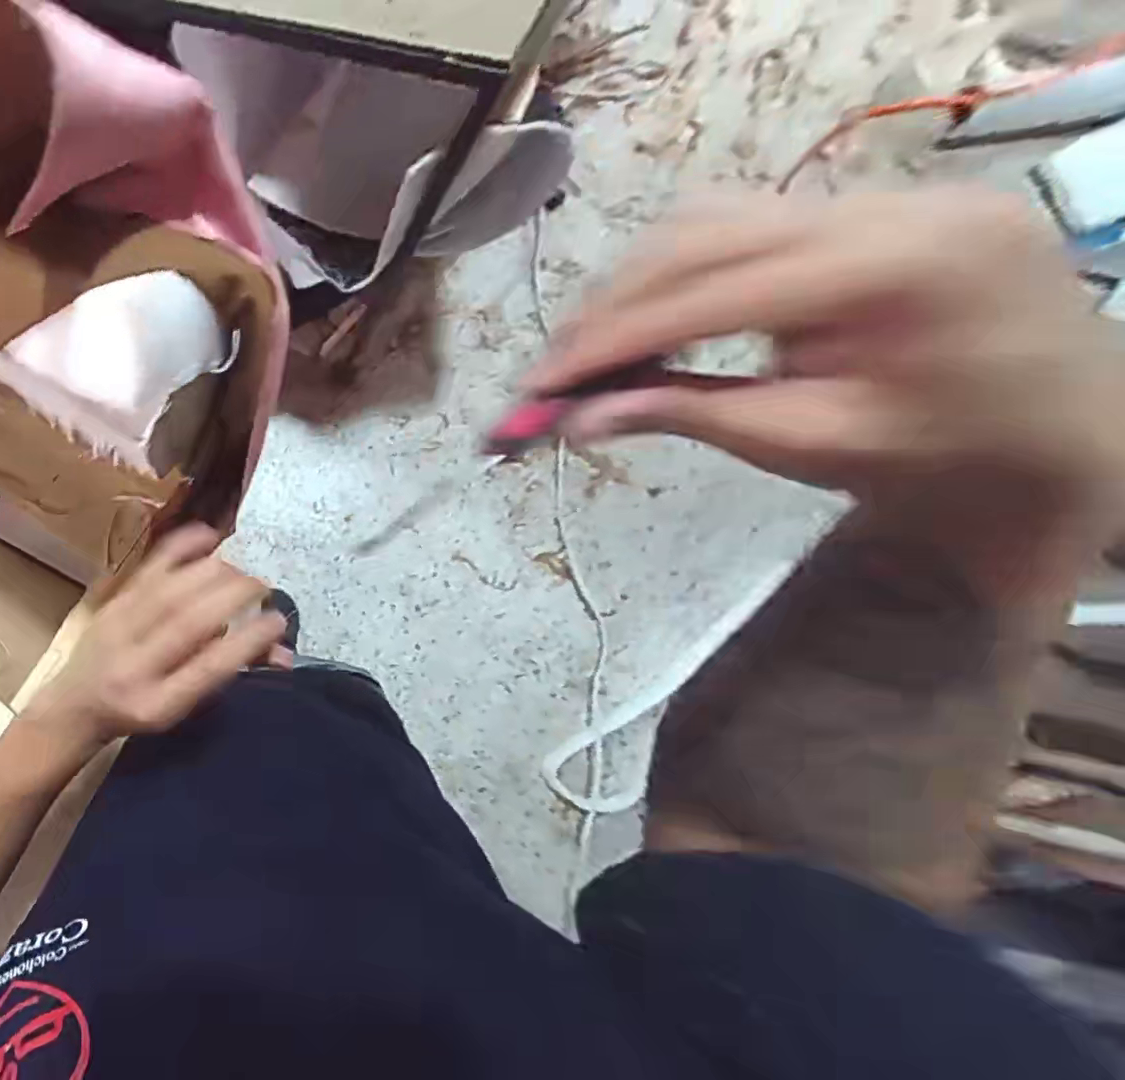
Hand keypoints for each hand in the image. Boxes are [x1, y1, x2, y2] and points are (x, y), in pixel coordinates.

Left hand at [21, 524, 286, 742]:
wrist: (76, 705)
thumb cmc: (141, 709)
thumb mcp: (183, 708)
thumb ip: (229, 675)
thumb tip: (281, 652)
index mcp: (158, 703)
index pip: (209, 668)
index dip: (248, 641)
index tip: (278, 620)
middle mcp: (135, 667)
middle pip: (187, 622)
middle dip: (233, 596)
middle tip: (263, 586)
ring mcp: (117, 631)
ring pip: (168, 592)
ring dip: (211, 573)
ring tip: (241, 570)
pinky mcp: (110, 605)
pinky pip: (147, 570)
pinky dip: (179, 547)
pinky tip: (207, 535)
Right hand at [527, 189, 1124, 523]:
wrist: (1049, 429)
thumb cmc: (932, 453)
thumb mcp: (801, 442)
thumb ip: (684, 416)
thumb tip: (576, 423)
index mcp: (894, 266)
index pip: (705, 291)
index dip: (607, 340)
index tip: (537, 386)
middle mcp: (883, 206)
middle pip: (694, 241)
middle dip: (604, 312)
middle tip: (548, 373)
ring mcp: (871, 198)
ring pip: (701, 221)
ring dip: (626, 286)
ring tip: (585, 349)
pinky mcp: (852, 209)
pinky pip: (730, 221)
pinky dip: (666, 269)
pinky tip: (642, 313)